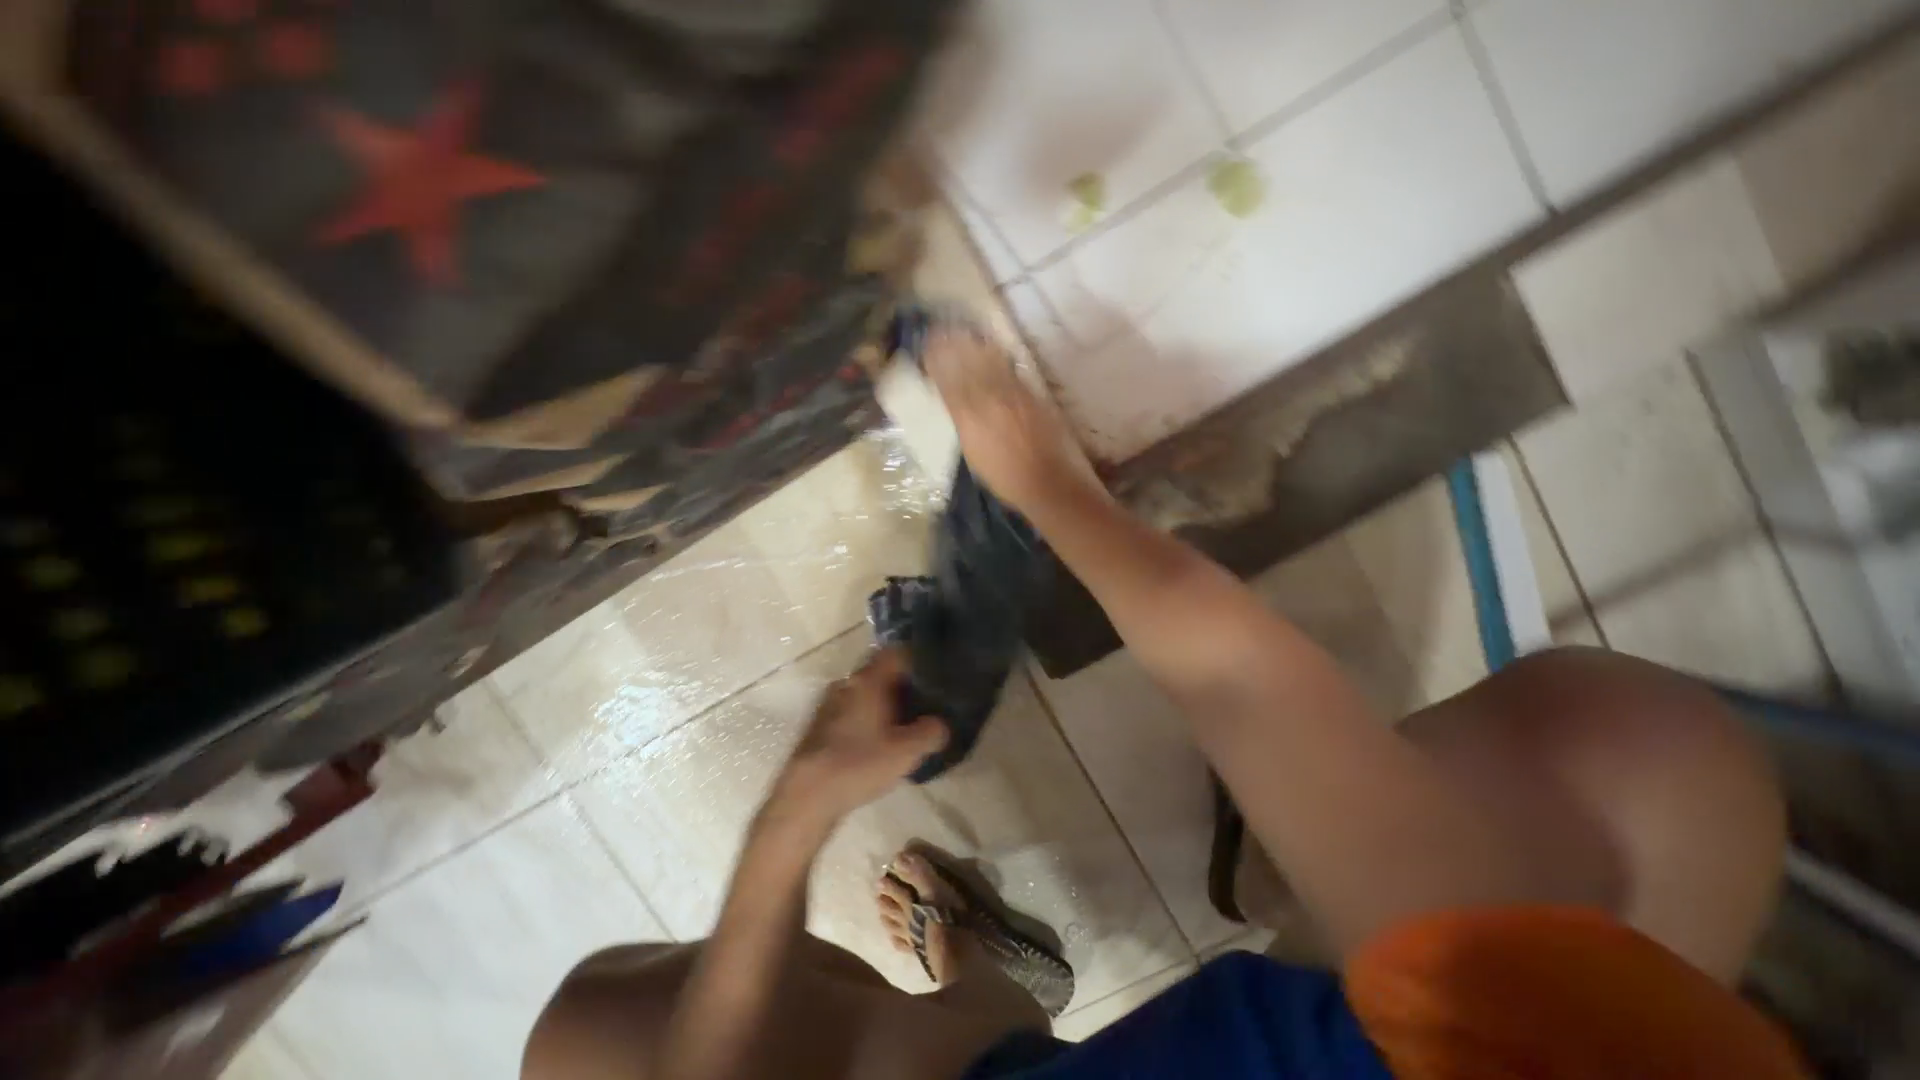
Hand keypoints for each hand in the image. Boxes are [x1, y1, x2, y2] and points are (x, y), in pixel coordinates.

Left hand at [767, 649, 946, 826]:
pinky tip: (876, 744)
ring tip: (902, 729)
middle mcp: (846, 684)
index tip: (934, 677)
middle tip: (924, 706)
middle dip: (902, 687)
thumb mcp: (907, 752)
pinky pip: (850, 712)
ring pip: (864, 695)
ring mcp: (828, 704)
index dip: (918, 661)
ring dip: (882, 706)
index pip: (896, 653)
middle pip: (880, 674)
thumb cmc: (859, 764)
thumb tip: (941, 724)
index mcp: (868, 681)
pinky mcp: (818, 726)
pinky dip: (866, 721)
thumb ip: (931, 732)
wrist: (807, 795)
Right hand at [922, 326, 1106, 516]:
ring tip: (963, 331)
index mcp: (970, 418)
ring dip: (974, 345)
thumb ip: (964, 424)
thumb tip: (957, 404)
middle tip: (941, 331)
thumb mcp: (974, 454)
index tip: (927, 347)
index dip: (937, 362)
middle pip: (968, 365)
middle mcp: (990, 400)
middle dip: (953, 346)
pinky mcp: (1033, 395)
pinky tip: (992, 348)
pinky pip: (1009, 369)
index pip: (949, 382)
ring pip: (989, 362)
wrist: (1049, 481)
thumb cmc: (1007, 478)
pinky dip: (997, 356)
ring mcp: (1014, 395)